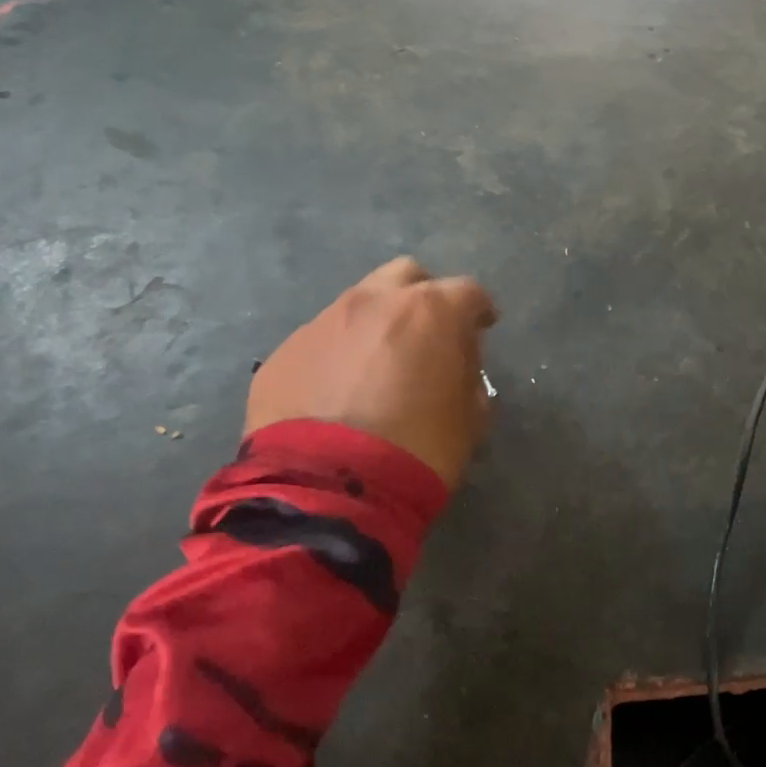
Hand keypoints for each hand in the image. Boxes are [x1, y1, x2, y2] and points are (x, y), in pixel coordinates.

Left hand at [247, 257, 498, 487]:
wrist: (326, 491)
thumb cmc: (419, 448)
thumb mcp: (471, 415)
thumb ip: (468, 375)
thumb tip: (455, 365)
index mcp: (431, 311)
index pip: (469, 292)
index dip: (478, 312)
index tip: (481, 332)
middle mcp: (375, 302)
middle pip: (407, 275)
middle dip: (422, 298)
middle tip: (427, 335)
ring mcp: (323, 324)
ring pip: (358, 305)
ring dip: (376, 325)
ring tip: (377, 367)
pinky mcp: (283, 354)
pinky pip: (321, 342)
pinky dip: (337, 356)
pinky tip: (339, 394)